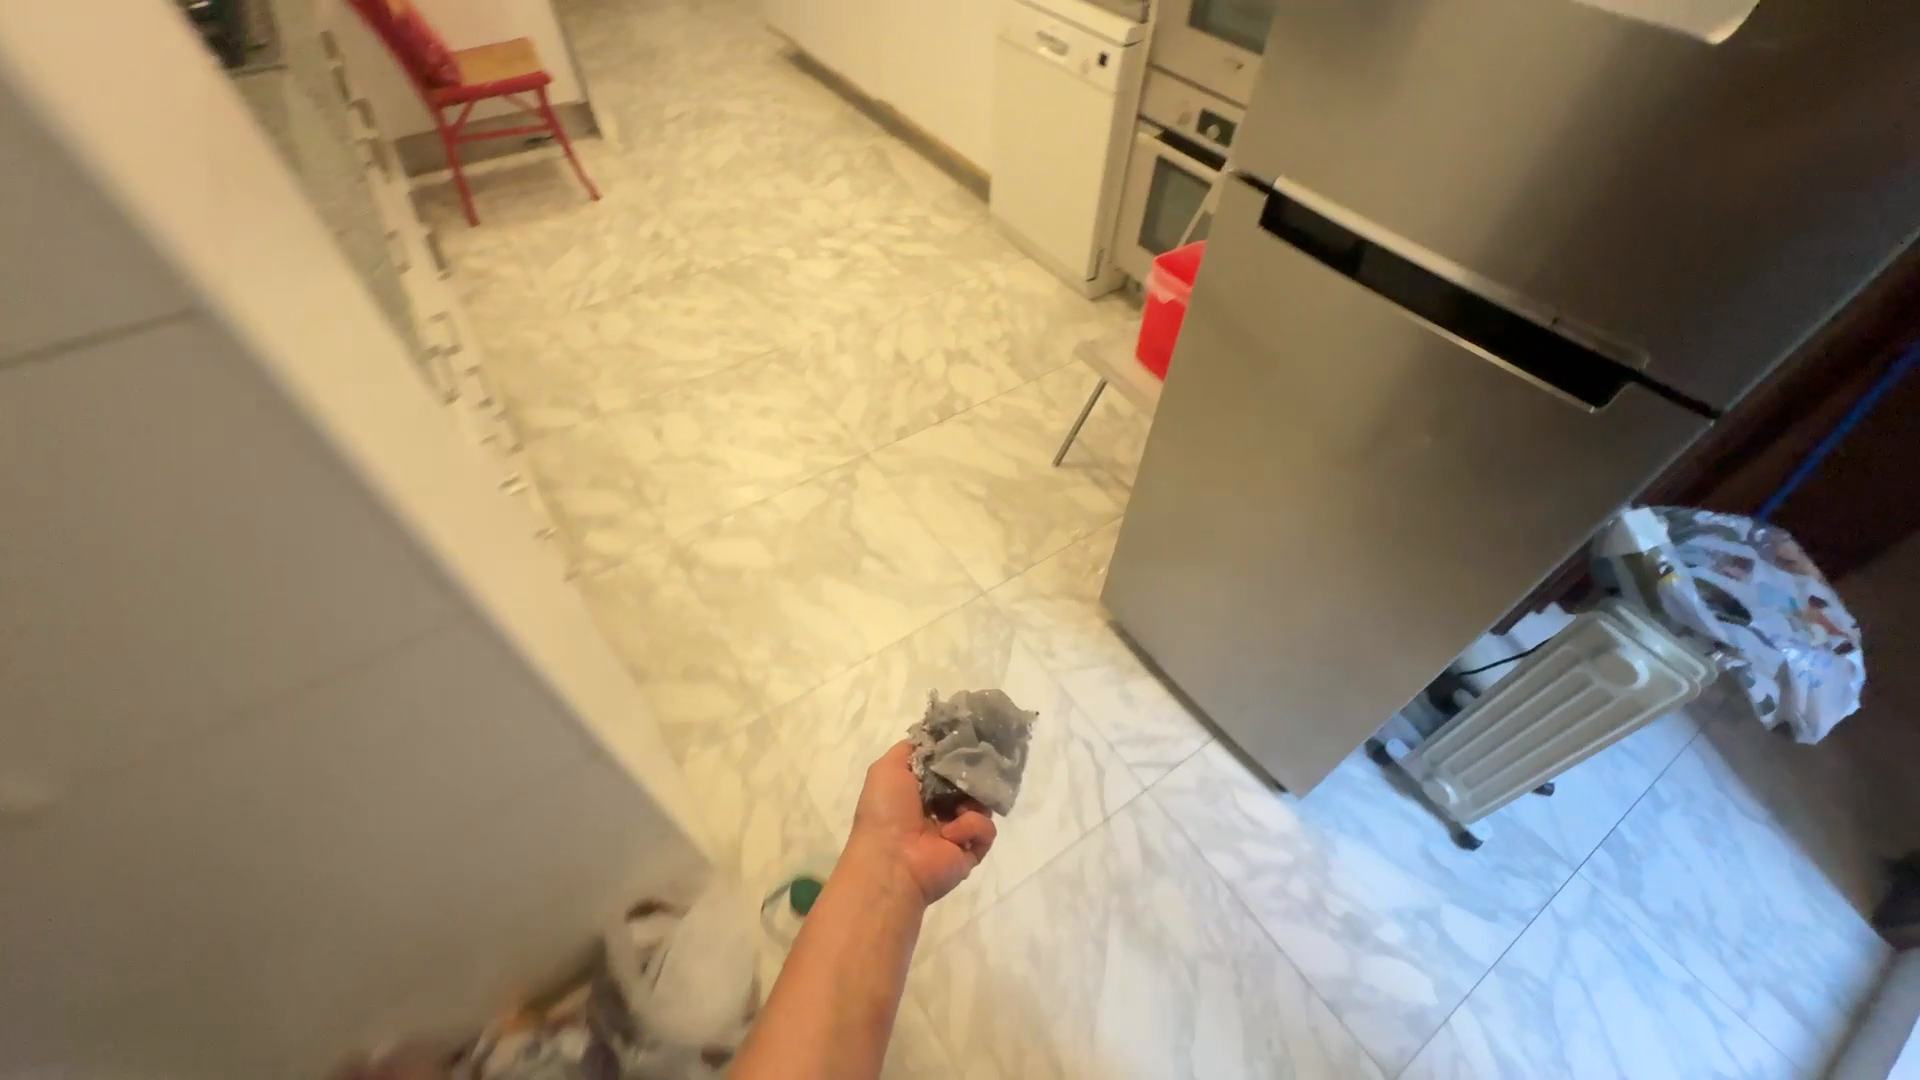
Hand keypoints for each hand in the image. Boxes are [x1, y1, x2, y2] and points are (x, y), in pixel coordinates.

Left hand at [848, 741, 996, 906]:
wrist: (892, 861)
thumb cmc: (887, 810)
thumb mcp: (887, 767)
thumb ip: (912, 748)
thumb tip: (935, 737)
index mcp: (918, 789)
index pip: (946, 764)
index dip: (958, 751)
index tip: (972, 737)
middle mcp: (938, 807)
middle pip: (968, 780)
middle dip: (974, 772)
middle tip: (978, 764)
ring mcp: (956, 828)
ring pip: (982, 802)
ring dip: (973, 799)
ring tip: (959, 806)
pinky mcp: (971, 849)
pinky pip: (986, 828)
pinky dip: (971, 826)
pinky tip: (953, 833)